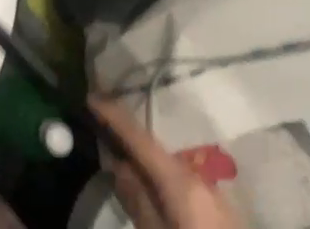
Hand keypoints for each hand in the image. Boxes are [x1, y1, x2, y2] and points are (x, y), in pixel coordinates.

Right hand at [89, 96, 243, 228]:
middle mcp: (199, 178)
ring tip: (118, 156)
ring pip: (169, 165)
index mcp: (180, 181)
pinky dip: (160, 176)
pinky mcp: (221, 211)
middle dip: (127, 136)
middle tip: (98, 129)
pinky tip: (148, 186)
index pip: (139, 137)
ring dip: (143, 157)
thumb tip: (119, 163)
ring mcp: (214, 195)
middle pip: (155, 148)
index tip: (88, 97)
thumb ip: (135, 196)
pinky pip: (182, 182)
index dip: (112, 115)